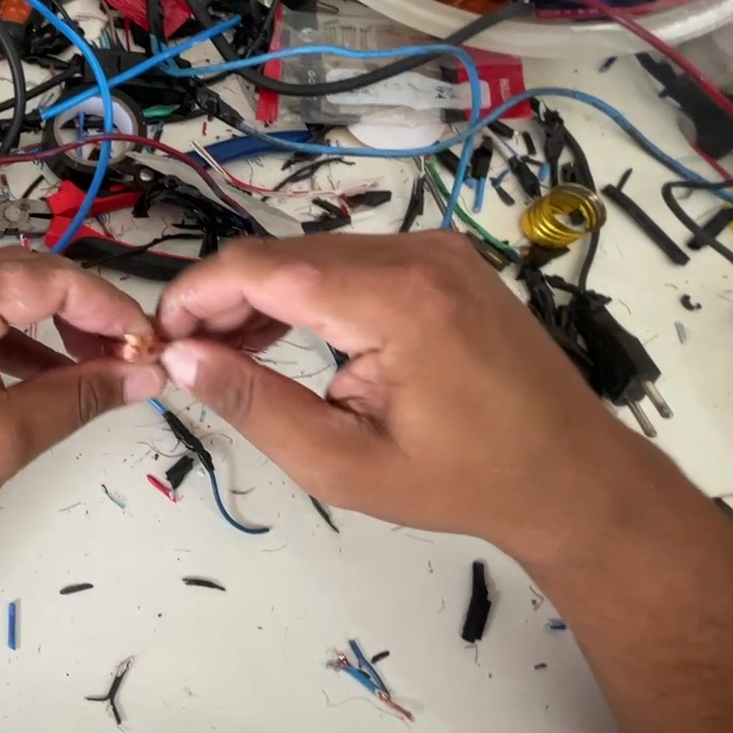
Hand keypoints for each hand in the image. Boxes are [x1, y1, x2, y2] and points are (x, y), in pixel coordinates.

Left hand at [0, 248, 166, 557]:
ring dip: (59, 325)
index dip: (106, 306)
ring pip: (10, 292)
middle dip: (87, 312)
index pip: (44, 279)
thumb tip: (146, 374)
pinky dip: (25, 339)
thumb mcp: (2, 440)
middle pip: (29, 275)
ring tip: (102, 367)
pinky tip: (57, 372)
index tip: (150, 344)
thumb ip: (79, 399)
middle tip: (132, 357)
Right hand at [154, 231, 667, 554]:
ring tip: (223, 355)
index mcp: (396, 300)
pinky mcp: (435, 261)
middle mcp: (414, 255)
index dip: (193, 296)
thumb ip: (251, 404)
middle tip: (188, 358)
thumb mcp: (337, 463)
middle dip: (216, 301)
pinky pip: (336, 264)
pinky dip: (292, 297)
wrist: (573, 477)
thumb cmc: (458, 481)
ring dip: (250, 299)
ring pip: (301, 256)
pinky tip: (272, 337)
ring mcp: (430, 251)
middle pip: (276, 256)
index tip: (159, 338)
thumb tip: (179, 356)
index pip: (259, 269)